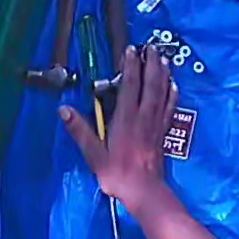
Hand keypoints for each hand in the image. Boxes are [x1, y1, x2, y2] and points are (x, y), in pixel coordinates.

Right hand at [60, 44, 181, 219]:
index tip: (131, 50)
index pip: (130, 85)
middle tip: (151, 47)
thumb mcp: (93, 153)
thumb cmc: (116, 173)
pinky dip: (172, 95)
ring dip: (163, 75)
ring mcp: (156, 124)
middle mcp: (144, 117)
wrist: (143, 191)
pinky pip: (170, 109)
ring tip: (163, 59)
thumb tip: (64, 109)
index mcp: (126, 118)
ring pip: (162, 93)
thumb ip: (80, 131)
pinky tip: (174, 86)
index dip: (131, 66)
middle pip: (150, 84)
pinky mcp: (163, 133)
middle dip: (151, 64)